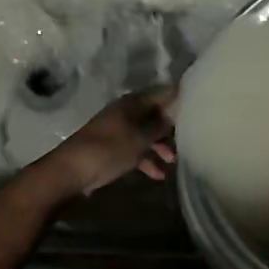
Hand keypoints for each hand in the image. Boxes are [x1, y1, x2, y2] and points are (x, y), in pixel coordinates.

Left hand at [38, 88, 177, 196]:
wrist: (71, 171)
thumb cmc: (108, 149)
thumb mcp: (139, 138)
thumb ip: (158, 126)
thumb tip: (173, 115)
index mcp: (131, 103)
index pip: (161, 93)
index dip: (178, 96)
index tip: (197, 104)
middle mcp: (125, 113)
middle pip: (154, 114)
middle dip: (171, 126)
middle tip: (189, 137)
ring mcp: (118, 131)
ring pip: (145, 134)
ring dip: (160, 146)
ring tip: (173, 161)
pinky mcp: (112, 149)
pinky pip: (135, 150)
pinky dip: (146, 160)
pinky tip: (158, 175)